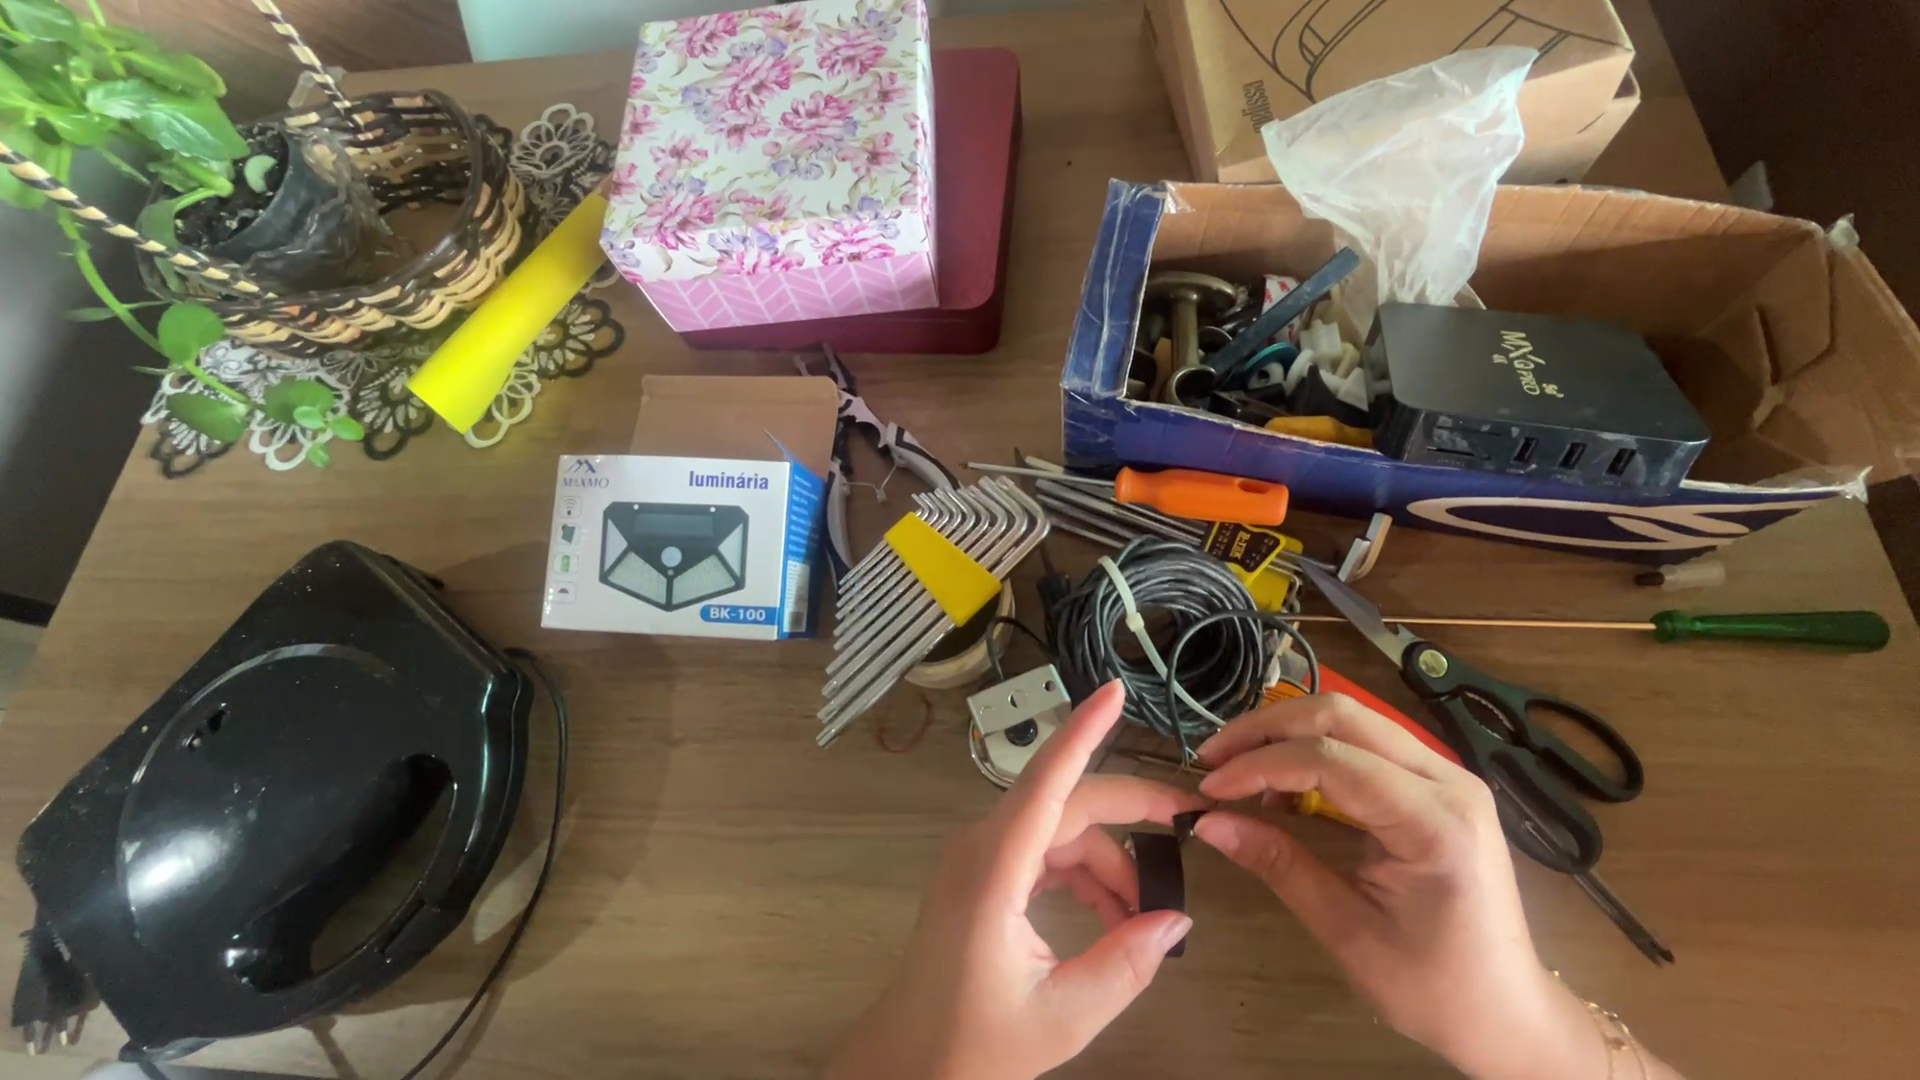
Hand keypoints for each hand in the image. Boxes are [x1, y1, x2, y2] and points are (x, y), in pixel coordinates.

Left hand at [824, 682, 1205, 1079]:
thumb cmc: (973, 1041)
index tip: (1114, 691)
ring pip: (1062, 827)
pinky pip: (1045, 849)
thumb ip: (1125, 965)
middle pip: (1068, 802)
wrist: (908, 1057)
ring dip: (1109, 860)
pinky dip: (1083, 872)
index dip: (1082, 730)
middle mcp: (984, 843)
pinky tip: (1112, 915)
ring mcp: (981, 853)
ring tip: (1142, 916)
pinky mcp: (985, 868)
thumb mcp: (1062, 1015)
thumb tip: (1179, 919)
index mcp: (994, 869)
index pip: (1046, 782)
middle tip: (1188, 825)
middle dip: (1131, 811)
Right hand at [1190, 694, 1621, 1079]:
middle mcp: (1448, 780)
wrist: (1510, 1012)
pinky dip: (1310, 745)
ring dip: (1285, 729)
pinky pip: (1362, 739)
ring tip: (1237, 762)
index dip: (1259, 764)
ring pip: (1350, 716)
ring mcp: (1446, 774)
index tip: (1209, 787)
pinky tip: (1280, 778)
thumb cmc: (1435, 986)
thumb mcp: (1348, 932)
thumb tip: (1205, 822)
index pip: (1330, 759)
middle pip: (1340, 715)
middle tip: (1213, 757)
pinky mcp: (1434, 781)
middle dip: (1265, 727)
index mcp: (1435, 822)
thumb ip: (1279, 865)